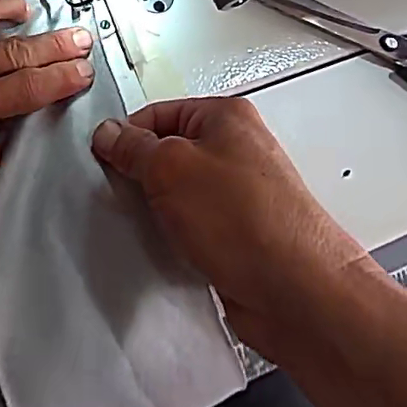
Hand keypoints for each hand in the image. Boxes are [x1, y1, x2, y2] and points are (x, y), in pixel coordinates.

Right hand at [90, 97, 368, 345]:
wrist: (299, 295)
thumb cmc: (254, 223)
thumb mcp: (170, 168)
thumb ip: (133, 147)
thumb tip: (112, 135)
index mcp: (226, 116)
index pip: (159, 111)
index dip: (128, 132)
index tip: (107, 154)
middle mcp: (237, 149)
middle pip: (169, 151)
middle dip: (145, 174)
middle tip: (130, 191)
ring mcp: (241, 191)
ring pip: (180, 191)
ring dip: (162, 208)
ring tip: (157, 223)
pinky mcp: (240, 231)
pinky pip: (194, 223)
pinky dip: (179, 234)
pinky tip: (174, 246)